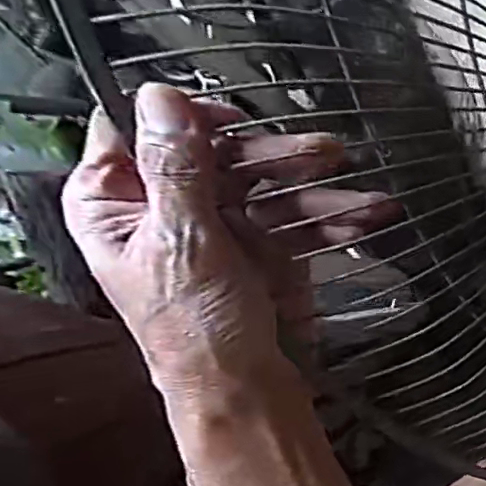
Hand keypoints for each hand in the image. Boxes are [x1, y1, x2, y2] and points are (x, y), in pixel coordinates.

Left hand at [63, 83, 393, 397]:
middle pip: (223, 159)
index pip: (142, 134)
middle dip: (278, 158)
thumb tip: (161, 96)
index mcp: (119, 203)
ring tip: (364, 195)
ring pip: (272, 190)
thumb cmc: (196, 329)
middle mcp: (172, 209)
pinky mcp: (270, 250)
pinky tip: (366, 218)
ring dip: (321, 191)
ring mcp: (227, 229)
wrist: (246, 389)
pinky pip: (302, 223)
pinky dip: (334, 221)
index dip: (188, 119)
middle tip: (325, 153)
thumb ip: (178, 170)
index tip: (235, 118)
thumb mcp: (185, 243)